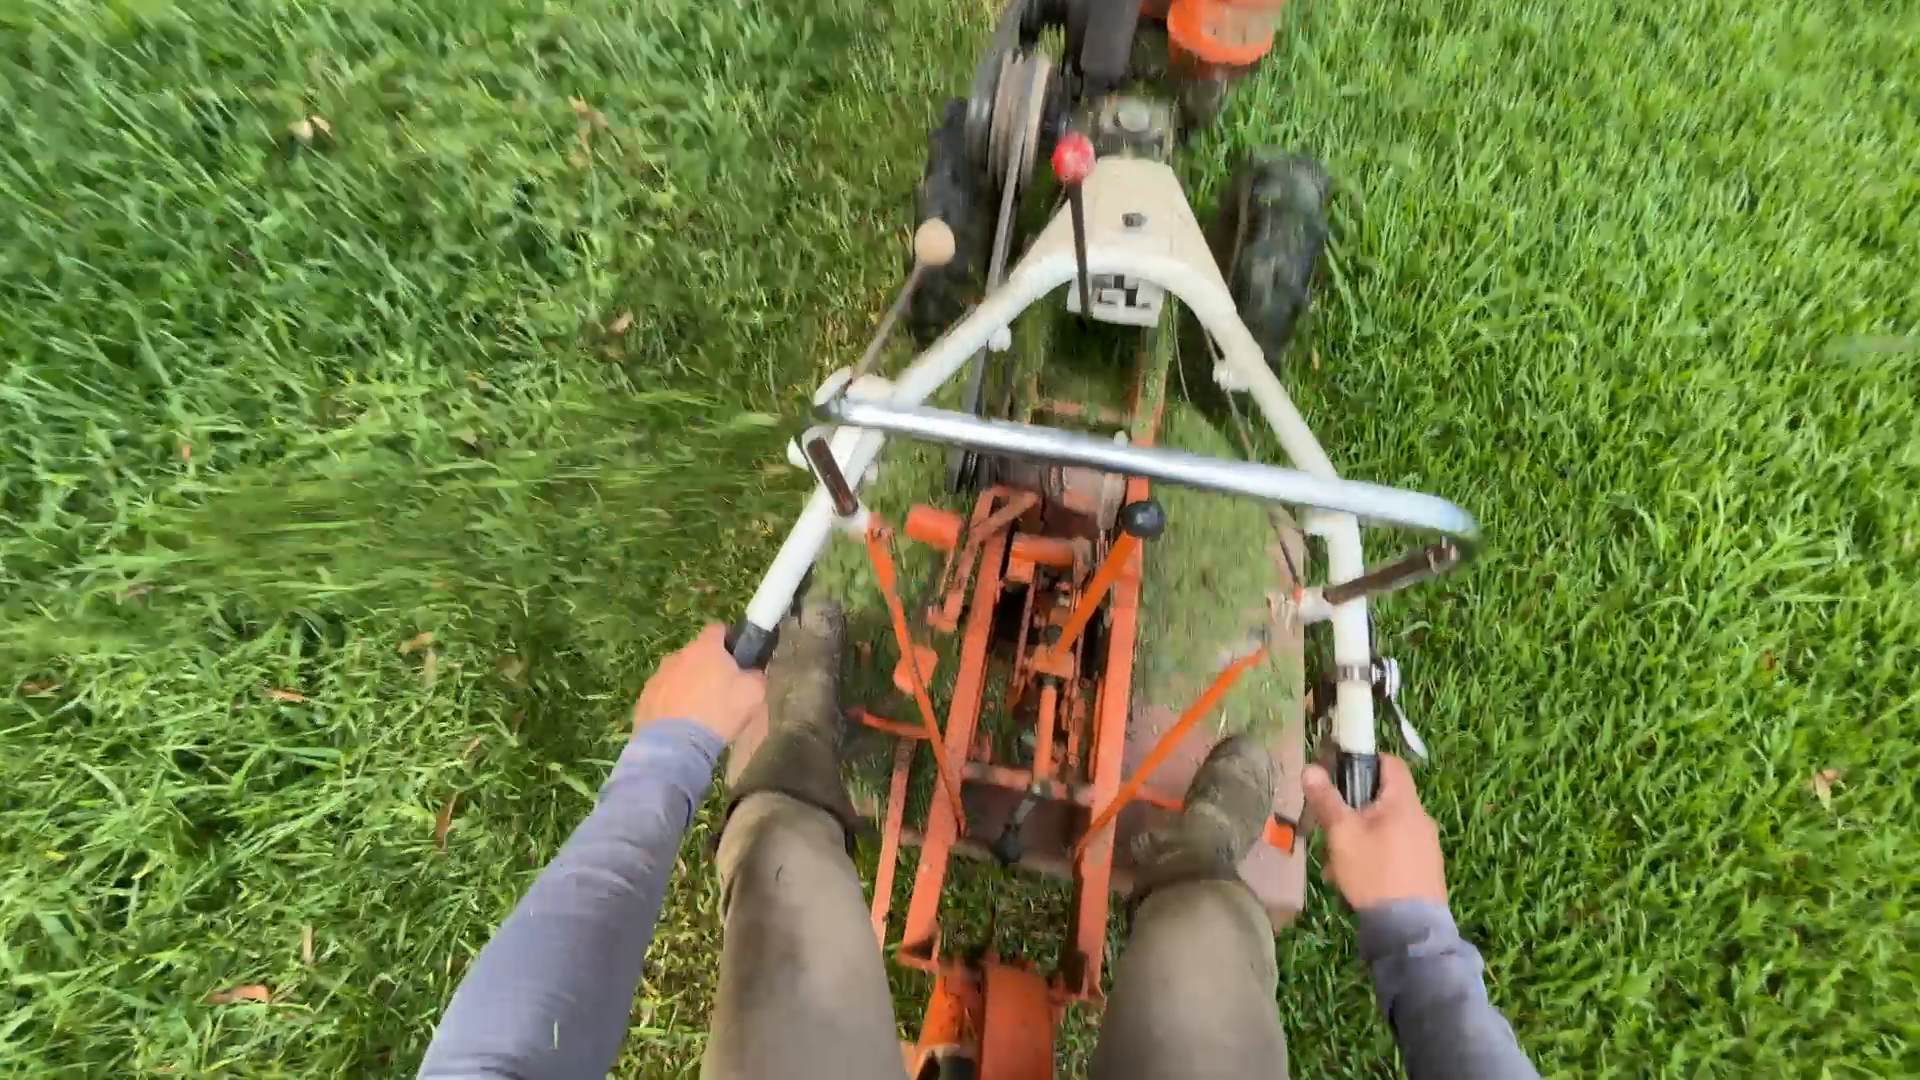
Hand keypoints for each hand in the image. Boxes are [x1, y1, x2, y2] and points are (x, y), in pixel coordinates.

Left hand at [632, 625, 766, 742]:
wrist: (676, 747)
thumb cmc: (719, 712)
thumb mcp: (754, 692)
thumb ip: (756, 674)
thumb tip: (752, 672)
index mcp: (705, 648)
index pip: (718, 629)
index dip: (730, 640)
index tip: (738, 657)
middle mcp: (678, 655)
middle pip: (697, 653)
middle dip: (708, 666)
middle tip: (721, 689)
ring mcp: (657, 677)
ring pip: (678, 674)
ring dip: (688, 685)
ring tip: (699, 711)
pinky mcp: (644, 699)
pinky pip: (663, 695)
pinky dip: (672, 703)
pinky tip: (681, 724)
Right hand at [1302, 754, 1448, 909]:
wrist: (1410, 932)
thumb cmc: (1374, 871)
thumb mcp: (1342, 832)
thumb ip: (1326, 799)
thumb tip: (1310, 769)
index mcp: (1404, 804)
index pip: (1391, 763)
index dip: (1366, 759)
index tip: (1340, 770)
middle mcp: (1420, 820)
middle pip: (1382, 797)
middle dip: (1352, 807)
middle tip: (1330, 823)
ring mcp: (1426, 846)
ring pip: (1384, 825)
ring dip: (1358, 834)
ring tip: (1337, 858)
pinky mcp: (1424, 869)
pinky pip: (1393, 848)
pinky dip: (1373, 852)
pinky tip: (1354, 875)